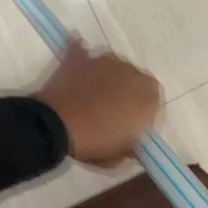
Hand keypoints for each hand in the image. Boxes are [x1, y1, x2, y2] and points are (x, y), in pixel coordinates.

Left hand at [34, 42, 160, 166]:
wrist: (54, 124)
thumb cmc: (93, 141)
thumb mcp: (118, 155)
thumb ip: (129, 143)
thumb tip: (128, 141)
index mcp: (148, 94)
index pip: (153, 104)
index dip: (141, 116)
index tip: (129, 128)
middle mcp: (132, 71)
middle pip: (134, 82)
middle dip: (126, 94)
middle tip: (110, 111)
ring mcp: (104, 60)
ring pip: (112, 67)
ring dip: (108, 77)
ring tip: (93, 93)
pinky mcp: (79, 57)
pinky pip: (82, 52)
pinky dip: (82, 56)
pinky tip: (79, 60)